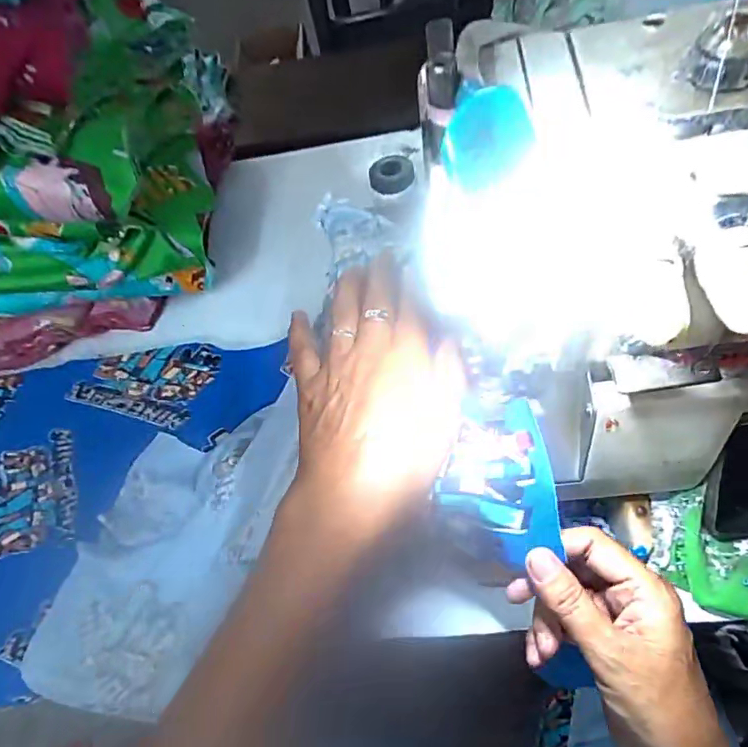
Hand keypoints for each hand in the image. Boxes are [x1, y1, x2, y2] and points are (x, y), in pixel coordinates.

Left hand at [283, 253, 464, 548]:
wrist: (353, 490)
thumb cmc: (409, 459)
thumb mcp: (447, 418)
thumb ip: (449, 373)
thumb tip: (448, 337)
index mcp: (407, 354)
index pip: (410, 307)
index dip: (411, 283)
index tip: (412, 266)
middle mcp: (369, 348)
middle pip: (373, 302)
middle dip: (378, 275)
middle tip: (380, 257)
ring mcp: (335, 364)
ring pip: (337, 314)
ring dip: (342, 289)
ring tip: (347, 271)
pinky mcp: (310, 385)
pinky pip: (302, 349)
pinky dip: (299, 329)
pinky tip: (298, 315)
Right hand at [506, 528, 742, 746]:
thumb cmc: (654, 705)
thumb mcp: (608, 651)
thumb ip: (569, 602)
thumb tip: (535, 556)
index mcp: (643, 589)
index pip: (593, 545)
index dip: (556, 548)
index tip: (520, 566)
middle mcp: (630, 596)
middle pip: (574, 572)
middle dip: (547, 594)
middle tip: (516, 605)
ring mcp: (617, 619)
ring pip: (566, 600)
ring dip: (547, 623)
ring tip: (541, 653)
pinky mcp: (605, 641)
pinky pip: (569, 624)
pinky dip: (552, 638)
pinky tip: (543, 658)